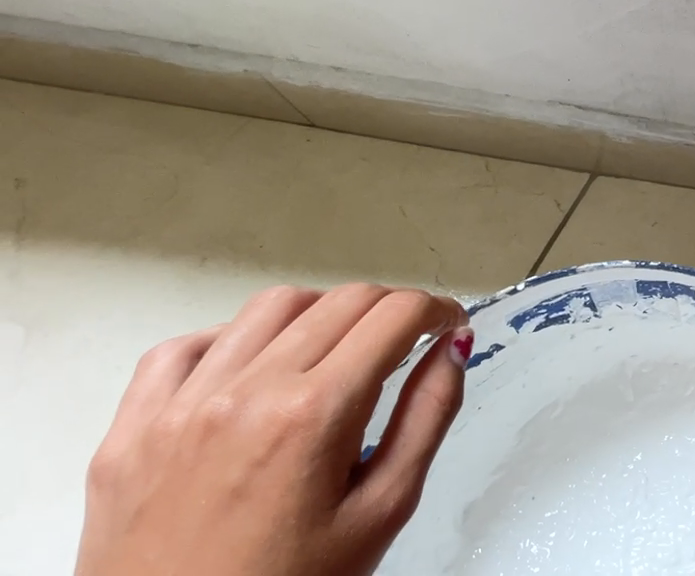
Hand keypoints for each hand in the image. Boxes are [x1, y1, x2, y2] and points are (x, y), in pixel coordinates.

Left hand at [76, 283, 472, 575]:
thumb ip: (430, 414)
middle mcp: (246, 393)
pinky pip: (183, 347)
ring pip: (272, 306)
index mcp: (315, 413)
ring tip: (336, 350)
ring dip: (322, 313)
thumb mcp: (386, 506)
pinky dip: (233, 339)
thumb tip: (455, 344)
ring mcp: (177, 408)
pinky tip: (257, 370)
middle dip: (393, 309)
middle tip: (406, 343)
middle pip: (345, 299)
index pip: (397, 313)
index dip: (438, 310)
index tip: (448, 329)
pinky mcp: (128, 431)